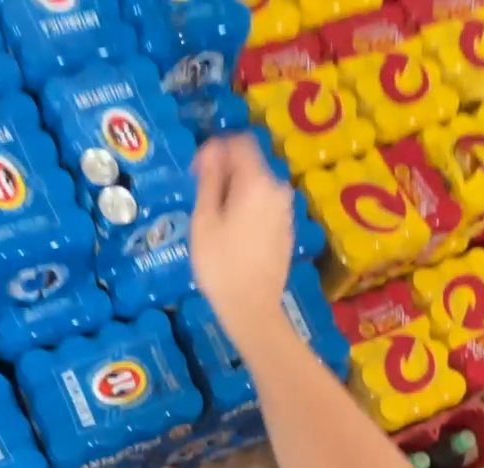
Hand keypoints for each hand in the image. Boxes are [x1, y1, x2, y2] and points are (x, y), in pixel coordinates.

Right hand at [190, 135, 296, 337]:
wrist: (252, 307)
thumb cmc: (221, 265)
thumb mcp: (205, 221)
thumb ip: (209, 180)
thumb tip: (212, 151)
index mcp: (257, 182)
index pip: (240, 143)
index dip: (216, 149)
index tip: (197, 170)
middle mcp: (278, 190)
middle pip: (251, 166)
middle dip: (226, 173)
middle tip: (202, 199)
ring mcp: (286, 211)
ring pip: (258, 188)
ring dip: (237, 194)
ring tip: (216, 220)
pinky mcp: (287, 231)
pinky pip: (265, 208)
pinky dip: (249, 211)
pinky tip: (234, 236)